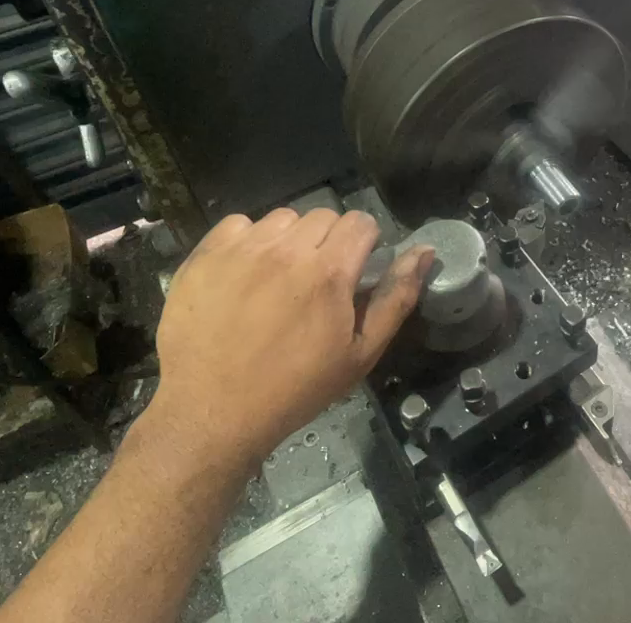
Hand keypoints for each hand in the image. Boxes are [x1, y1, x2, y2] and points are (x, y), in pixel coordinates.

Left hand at [143, 208, 432, 470]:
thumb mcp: (360, 354)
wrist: (212, 414)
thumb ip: (397, 298)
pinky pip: (238, 224)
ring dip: (288, 240)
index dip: (363, 243)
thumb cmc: (294, 389)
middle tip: (316, 281)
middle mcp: (287, 249)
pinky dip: (247, 241)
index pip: (360, 222)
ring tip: (278, 277)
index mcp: (329, 271)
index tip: (353, 270)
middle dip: (328, 242)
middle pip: (323, 216)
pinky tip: (244, 274)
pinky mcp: (206, 255)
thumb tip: (424, 251)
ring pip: (282, 218)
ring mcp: (243, 249)